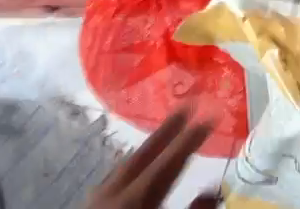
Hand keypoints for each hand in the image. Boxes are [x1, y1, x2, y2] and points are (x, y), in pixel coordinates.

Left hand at [89, 108, 216, 208]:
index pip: (169, 160)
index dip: (191, 136)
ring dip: (148, 146)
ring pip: (125, 164)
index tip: (212, 111)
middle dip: (169, 127)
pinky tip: (135, 165)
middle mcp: (112, 191)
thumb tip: (212, 189)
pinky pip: (113, 177)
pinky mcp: (87, 206)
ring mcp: (95, 198)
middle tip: (190, 102)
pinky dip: (130, 165)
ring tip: (167, 131)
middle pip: (144, 153)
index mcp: (135, 197)